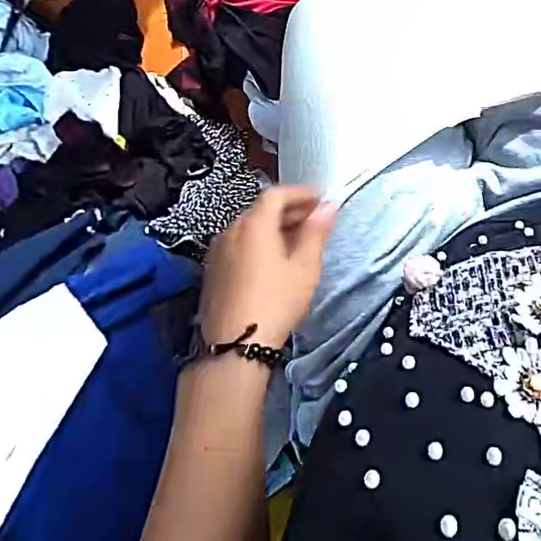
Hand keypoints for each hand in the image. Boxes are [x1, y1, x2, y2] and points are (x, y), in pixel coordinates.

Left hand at [200, 187, 336, 346]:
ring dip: (274, 227)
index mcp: (254, 225)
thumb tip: (327, 208)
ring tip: (298, 242)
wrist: (236, 346)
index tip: (319, 199)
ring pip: (250, 228)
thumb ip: (316, 232)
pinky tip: (275, 262)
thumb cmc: (275, 303)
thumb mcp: (305, 266)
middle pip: (261, 210)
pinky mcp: (214, 272)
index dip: (300, 193)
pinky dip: (259, 243)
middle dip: (290, 210)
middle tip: (314, 220)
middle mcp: (231, 232)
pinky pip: (240, 245)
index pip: (276, 194)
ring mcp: (218, 252)